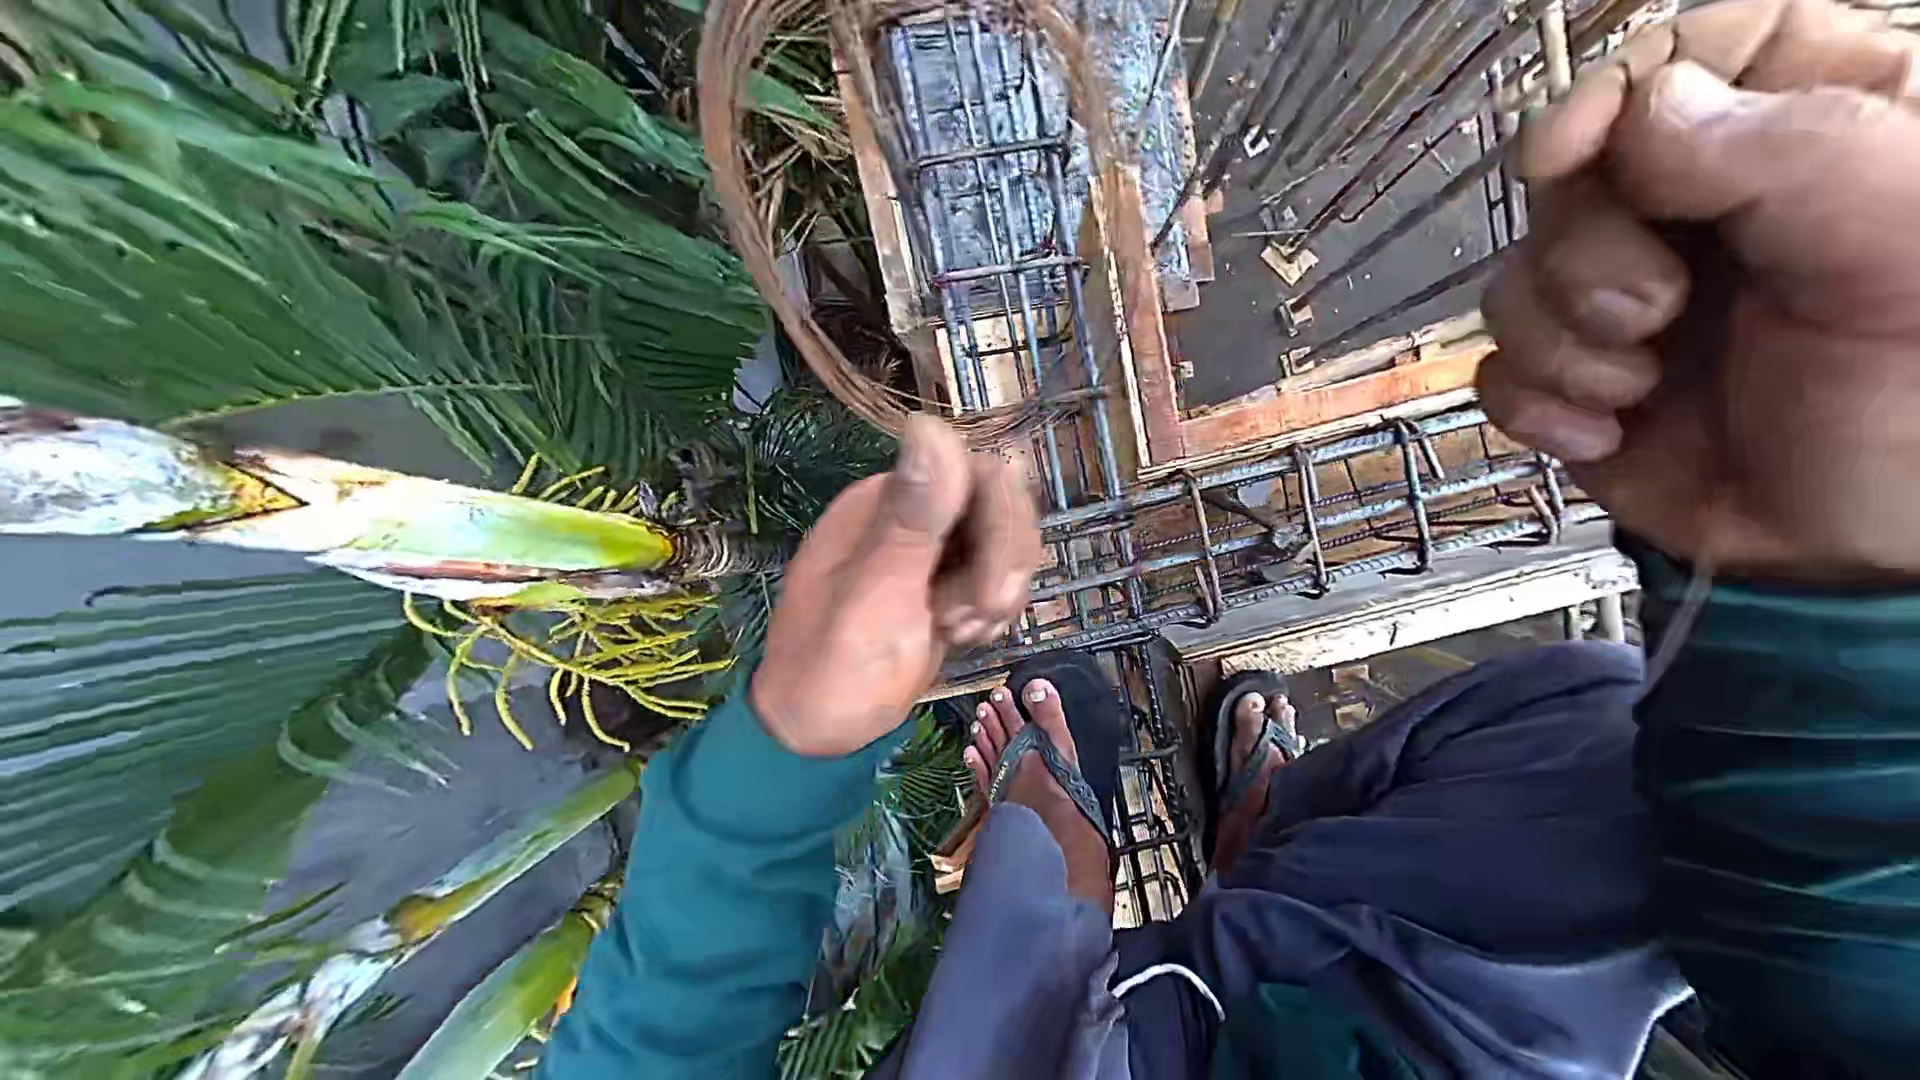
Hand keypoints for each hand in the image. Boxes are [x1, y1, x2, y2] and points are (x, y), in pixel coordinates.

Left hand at [751, 415, 1041, 755]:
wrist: (820, 730)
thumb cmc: (831, 667)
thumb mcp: (872, 596)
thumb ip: (909, 519)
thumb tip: (930, 426)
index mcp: (883, 501)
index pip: (974, 474)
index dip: (1000, 525)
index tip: (992, 592)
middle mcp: (910, 514)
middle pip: (998, 505)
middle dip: (1002, 566)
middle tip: (976, 622)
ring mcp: (931, 549)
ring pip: (1004, 541)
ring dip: (1000, 590)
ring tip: (963, 632)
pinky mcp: (946, 581)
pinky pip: (996, 573)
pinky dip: (994, 608)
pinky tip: (967, 636)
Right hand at [1478, 0, 1919, 581]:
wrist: (1841, 547)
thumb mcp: (1904, 257)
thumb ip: (1794, 158)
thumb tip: (1641, 111)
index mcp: (1804, 149)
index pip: (1694, 59)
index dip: (1615, 91)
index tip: (1564, 153)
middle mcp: (1689, 219)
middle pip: (1569, 191)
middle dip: (1585, 262)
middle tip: (1651, 316)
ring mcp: (1608, 306)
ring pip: (1510, 287)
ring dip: (1560, 348)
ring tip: (1634, 389)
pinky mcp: (1559, 380)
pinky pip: (1496, 371)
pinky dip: (1535, 407)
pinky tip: (1600, 432)